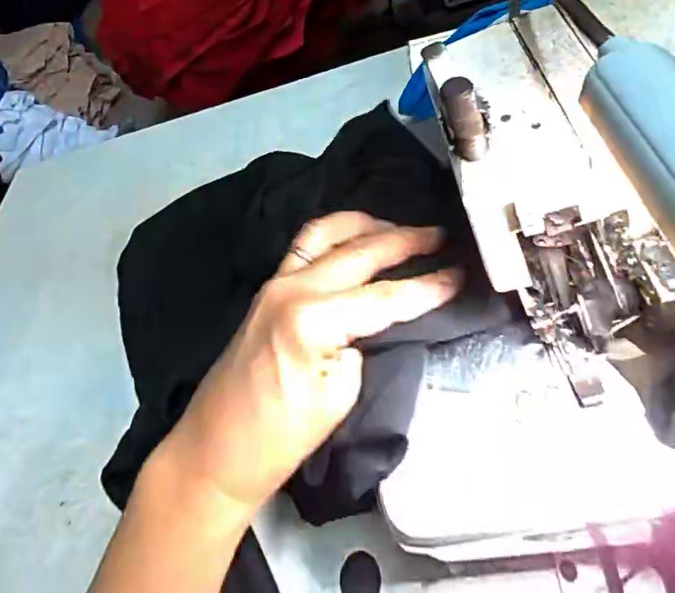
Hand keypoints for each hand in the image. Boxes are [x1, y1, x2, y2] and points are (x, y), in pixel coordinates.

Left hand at [152, 212, 462, 515]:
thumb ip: (363, 345)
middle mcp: (293, 287)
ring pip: (329, 232)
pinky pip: (306, 243)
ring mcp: (276, 281)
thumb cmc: (278, 439)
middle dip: (406, 241)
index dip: (428, 286)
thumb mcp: (339, 397)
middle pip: (361, 252)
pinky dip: (337, 232)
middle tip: (440, 236)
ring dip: (369, 225)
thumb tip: (376, 319)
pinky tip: (356, 235)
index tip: (458, 274)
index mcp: (312, 318)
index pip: (385, 296)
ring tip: (402, 228)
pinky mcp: (269, 286)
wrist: (216, 450)